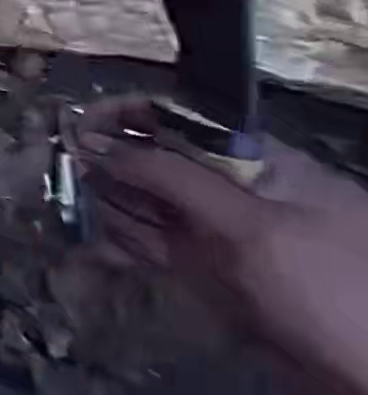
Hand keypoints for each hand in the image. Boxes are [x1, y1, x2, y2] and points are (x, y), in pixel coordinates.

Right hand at [79, 99, 367, 392]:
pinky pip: (142, 240)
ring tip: (140, 244)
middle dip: (112, 176)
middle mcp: (227, 188)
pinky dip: (116, 245)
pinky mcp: (200, 263)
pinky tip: (102, 253)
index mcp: (255, 164)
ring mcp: (213, 228)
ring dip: (116, 216)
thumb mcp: (249, 225)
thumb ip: (166, 174)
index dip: (120, 117)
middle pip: (141, 159)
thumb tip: (89, 141)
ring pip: (134, 200)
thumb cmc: (330, 290)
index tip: (76, 130)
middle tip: (102, 195)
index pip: (172, 116)